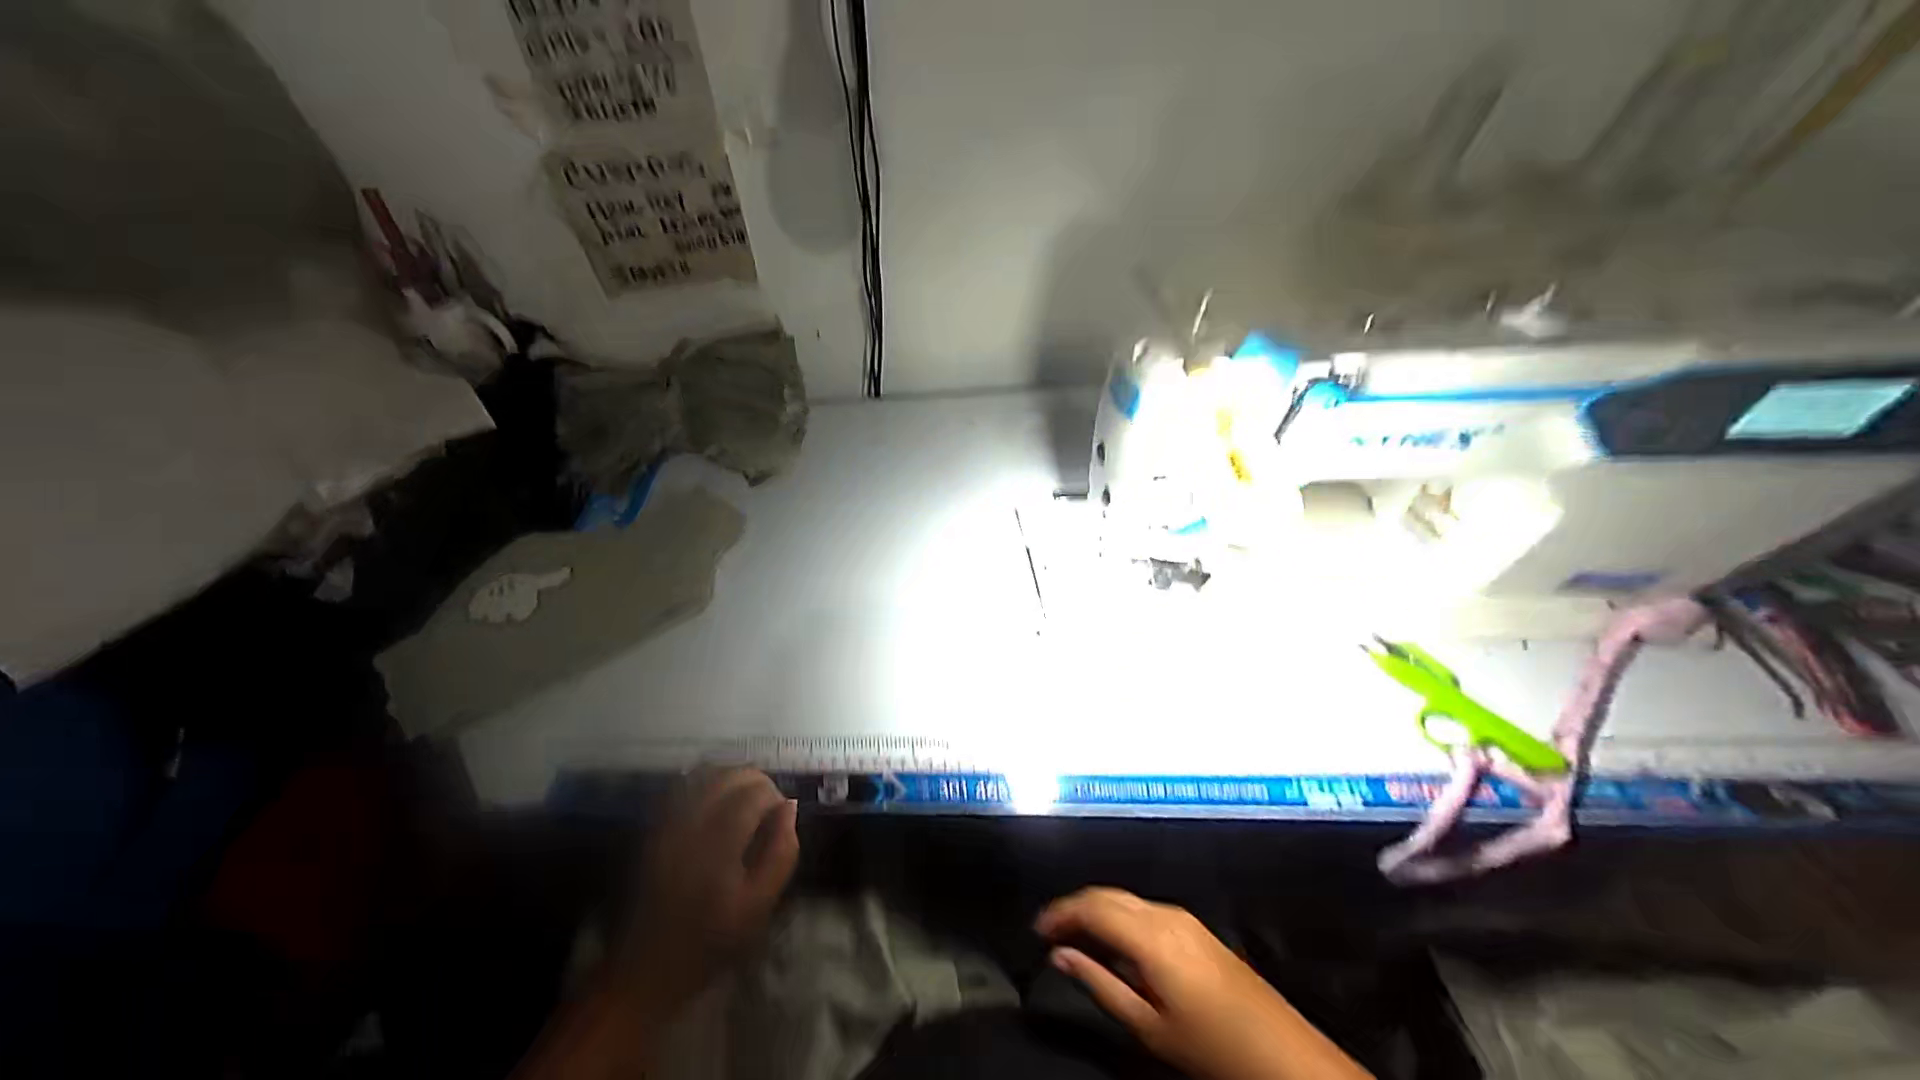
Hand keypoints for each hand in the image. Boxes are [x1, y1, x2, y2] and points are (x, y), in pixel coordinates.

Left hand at [616, 768, 799, 1006]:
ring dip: (732, 778)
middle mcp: (688, 826)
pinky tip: (719, 802)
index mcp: (717, 847)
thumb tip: (789, 807)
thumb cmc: (710, 943)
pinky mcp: (654, 828)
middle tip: (768, 807)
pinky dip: (708, 784)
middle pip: (728, 776)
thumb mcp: (759, 907)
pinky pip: (684, 787)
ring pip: (705, 775)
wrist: (645, 968)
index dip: (774, 796)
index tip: (781, 816)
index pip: (753, 793)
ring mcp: (666, 824)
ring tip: (747, 801)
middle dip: (756, 781)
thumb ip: (781, 853)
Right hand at [1036, 888, 1370, 1079]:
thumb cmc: (1210, 1046)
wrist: (1284, 1056)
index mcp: (1151, 935)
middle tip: (1049, 932)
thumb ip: (1100, 983)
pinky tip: (1112, 942)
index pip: (1092, 905)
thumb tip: (1061, 955)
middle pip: (1108, 894)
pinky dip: (1118, 917)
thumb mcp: (1148, 1025)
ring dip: (1096, 910)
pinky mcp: (1196, 929)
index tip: (1037, 929)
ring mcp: (1184, 918)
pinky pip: (1143, 909)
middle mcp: (1166, 914)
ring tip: (1074, 937)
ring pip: (1126, 899)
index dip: (1060, 912)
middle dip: (1074, 907)